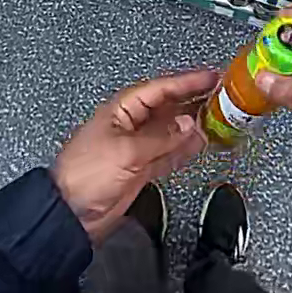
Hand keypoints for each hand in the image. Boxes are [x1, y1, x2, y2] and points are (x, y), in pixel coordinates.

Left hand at [52, 68, 215, 241]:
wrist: (69, 215)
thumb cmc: (84, 174)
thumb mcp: (126, 151)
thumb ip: (161, 138)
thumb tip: (188, 124)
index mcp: (123, 110)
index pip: (162, 88)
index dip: (188, 82)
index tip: (211, 77)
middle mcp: (132, 124)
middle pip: (170, 106)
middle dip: (195, 100)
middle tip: (222, 95)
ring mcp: (138, 146)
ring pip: (173, 129)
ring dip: (194, 124)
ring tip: (219, 117)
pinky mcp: (141, 167)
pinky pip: (170, 152)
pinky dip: (186, 148)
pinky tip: (201, 143)